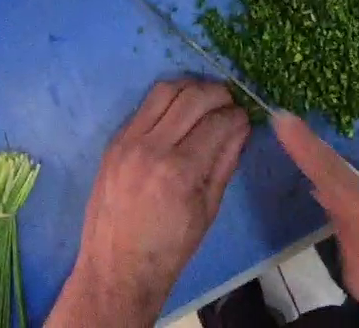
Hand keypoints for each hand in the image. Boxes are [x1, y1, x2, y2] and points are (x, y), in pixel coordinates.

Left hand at [47, 79, 249, 327]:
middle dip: (218, 93)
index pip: (217, 122)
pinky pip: (144, 106)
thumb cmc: (170, 249)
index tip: (244, 117)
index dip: (237, 115)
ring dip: (191, 87)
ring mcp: (129, 141)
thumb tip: (241, 126)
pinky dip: (167, 101)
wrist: (116, 271)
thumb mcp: (208, 210)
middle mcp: (153, 148)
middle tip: (229, 103)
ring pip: (165, 90)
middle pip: (193, 96)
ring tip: (205, 99)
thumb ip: (226, 161)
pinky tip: (179, 111)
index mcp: (180, 171)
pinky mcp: (114, 141)